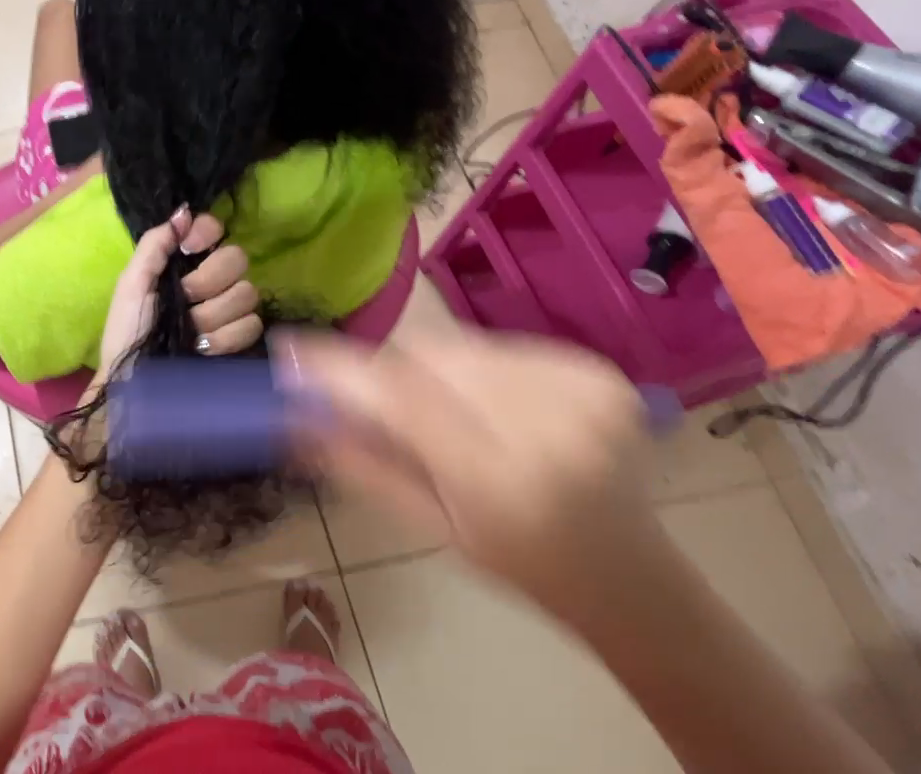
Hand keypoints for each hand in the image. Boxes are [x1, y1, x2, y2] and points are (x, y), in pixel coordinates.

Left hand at [99, 210, 262, 367]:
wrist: (135, 379)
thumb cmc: (128, 329)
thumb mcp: (132, 283)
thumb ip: (154, 244)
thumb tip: (182, 211)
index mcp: (184, 261)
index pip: (214, 228)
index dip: (207, 233)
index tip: (188, 249)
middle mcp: (211, 279)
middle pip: (238, 258)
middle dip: (208, 281)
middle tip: (185, 298)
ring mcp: (228, 309)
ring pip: (247, 293)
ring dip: (212, 314)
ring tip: (190, 329)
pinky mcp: (240, 338)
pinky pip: (252, 325)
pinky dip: (224, 337)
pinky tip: (203, 347)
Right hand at [283, 328, 662, 623]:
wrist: (627, 573)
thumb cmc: (516, 561)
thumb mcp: (429, 524)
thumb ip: (360, 463)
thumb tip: (293, 416)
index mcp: (502, 480)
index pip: (403, 399)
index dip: (342, 368)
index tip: (292, 349)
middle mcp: (549, 427)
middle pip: (431, 359)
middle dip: (393, 371)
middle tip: (380, 398)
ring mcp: (583, 393)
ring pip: (464, 347)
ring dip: (438, 369)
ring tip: (453, 413)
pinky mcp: (599, 373)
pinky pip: (505, 347)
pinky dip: (482, 368)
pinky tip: (497, 407)